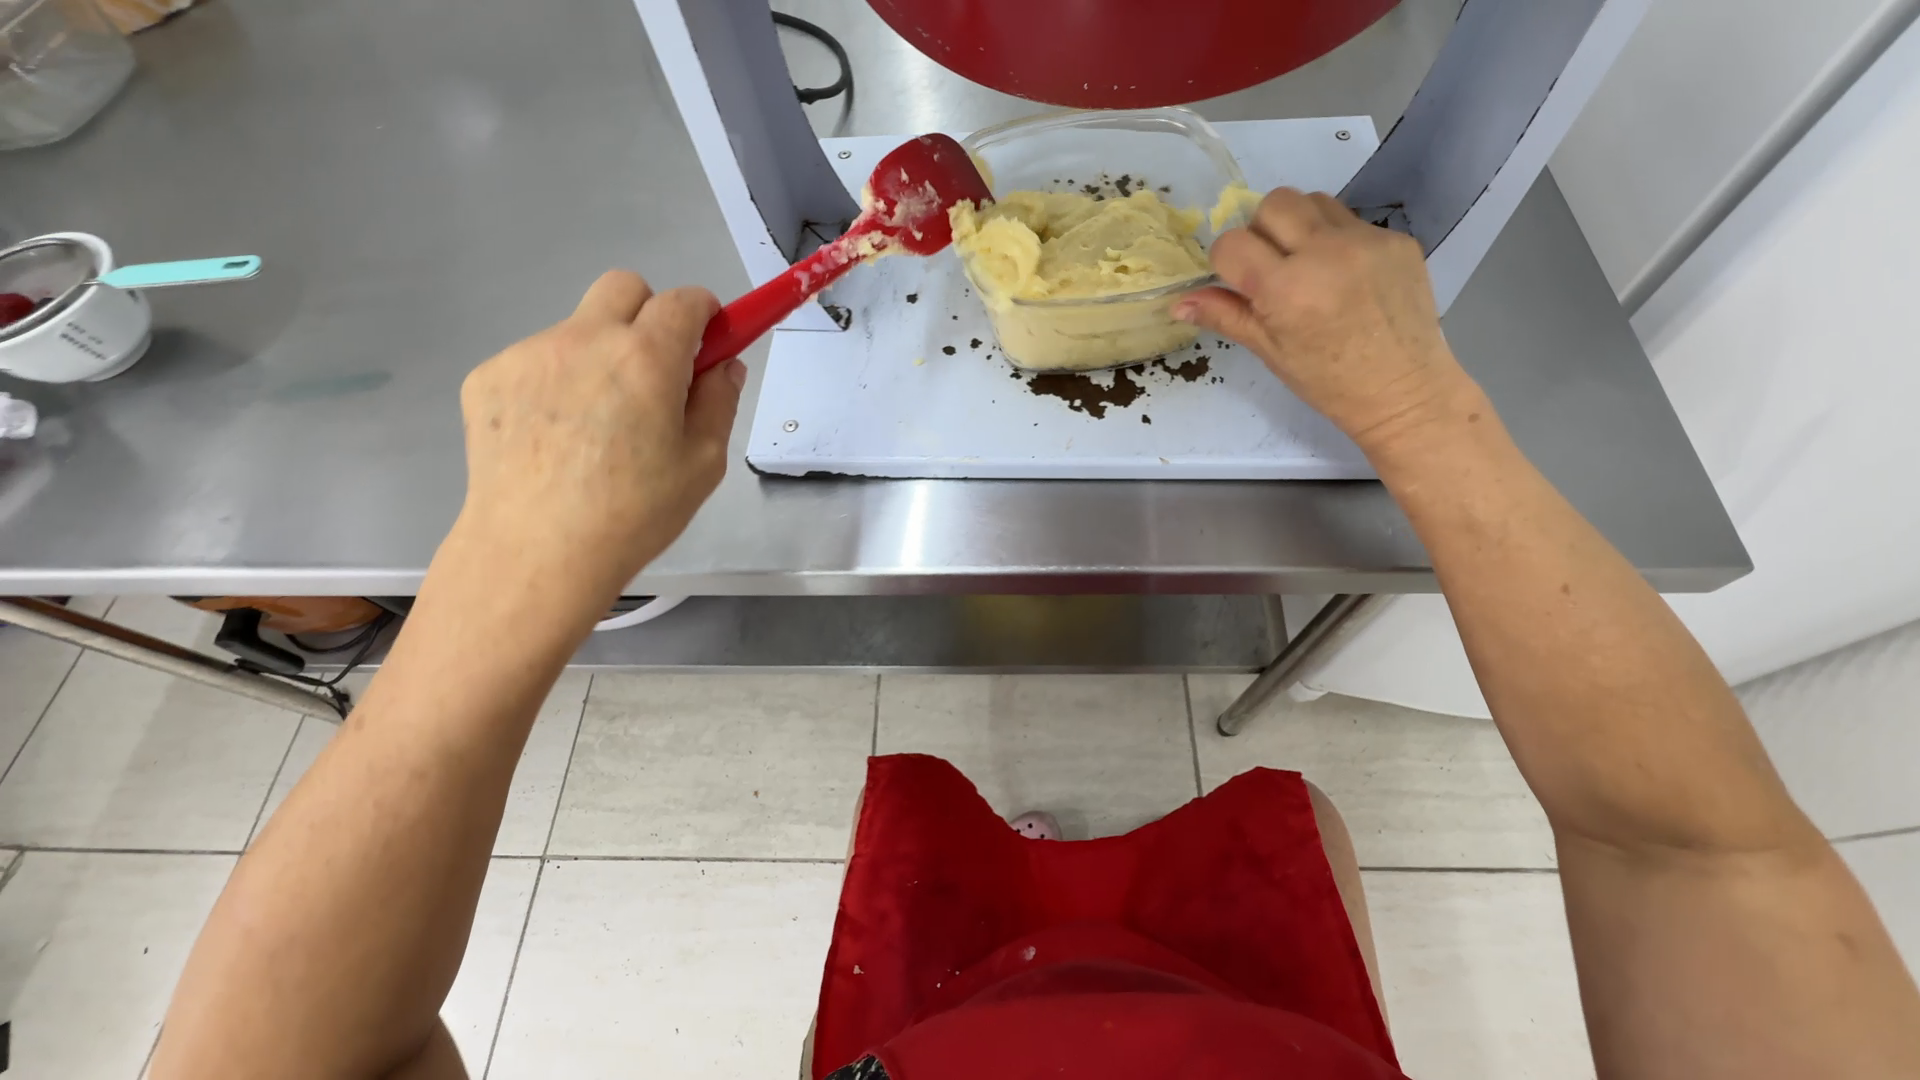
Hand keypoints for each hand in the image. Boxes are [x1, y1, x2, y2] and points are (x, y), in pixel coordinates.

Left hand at [456, 271, 744, 600]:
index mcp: (646, 357)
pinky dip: (556, 384)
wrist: (535, 554)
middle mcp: (584, 338)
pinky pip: (537, 361)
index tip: (708, 343)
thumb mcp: (703, 464)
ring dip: (600, 356)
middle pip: (625, 287)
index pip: (685, 300)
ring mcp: (528, 354)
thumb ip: (720, 401)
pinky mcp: (488, 377)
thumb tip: (722, 366)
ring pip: (579, 329)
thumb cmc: (634, 515)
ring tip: (596, 428)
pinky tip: (555, 440)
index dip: (706, 315)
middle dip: (651, 315)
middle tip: (655, 373)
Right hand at [1176, 188, 1482, 453]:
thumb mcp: (1268, 350)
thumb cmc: (1326, 381)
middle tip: (1271, 266)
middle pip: (1274, 203)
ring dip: (1299, 225)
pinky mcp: (1396, 239)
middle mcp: (1325, 253)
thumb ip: (1225, 315)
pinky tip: (1344, 277)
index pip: (1232, 243)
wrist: (1402, 390)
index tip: (1238, 282)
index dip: (1226, 261)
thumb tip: (1178, 302)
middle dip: (1262, 230)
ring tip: (1307, 264)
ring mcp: (1366, 241)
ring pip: (1314, 201)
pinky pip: (1351, 220)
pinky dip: (1337, 240)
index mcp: (1286, 288)